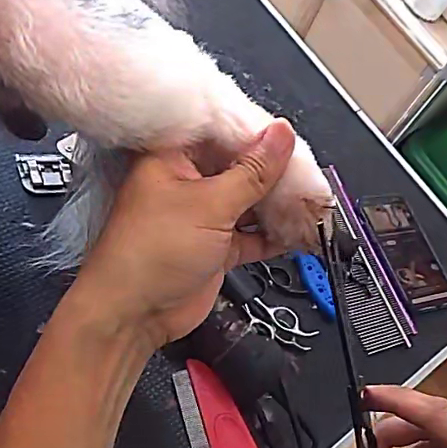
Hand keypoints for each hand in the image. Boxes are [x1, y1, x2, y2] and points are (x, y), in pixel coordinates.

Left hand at [73, 121, 297, 346]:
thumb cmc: (151, 253)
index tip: (293, 142)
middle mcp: (188, 183)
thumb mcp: (211, 204)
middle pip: (241, 169)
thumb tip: (281, 136)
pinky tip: (297, 234)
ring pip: (250, 204)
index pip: (224, 134)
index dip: (260, 137)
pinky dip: (273, 237)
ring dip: (278, 208)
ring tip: (310, 205)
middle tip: (308, 177)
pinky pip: (251, 236)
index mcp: (174, 158)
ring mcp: (203, 218)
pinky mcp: (215, 248)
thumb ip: (252, 172)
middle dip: (275, 175)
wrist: (137, 313)